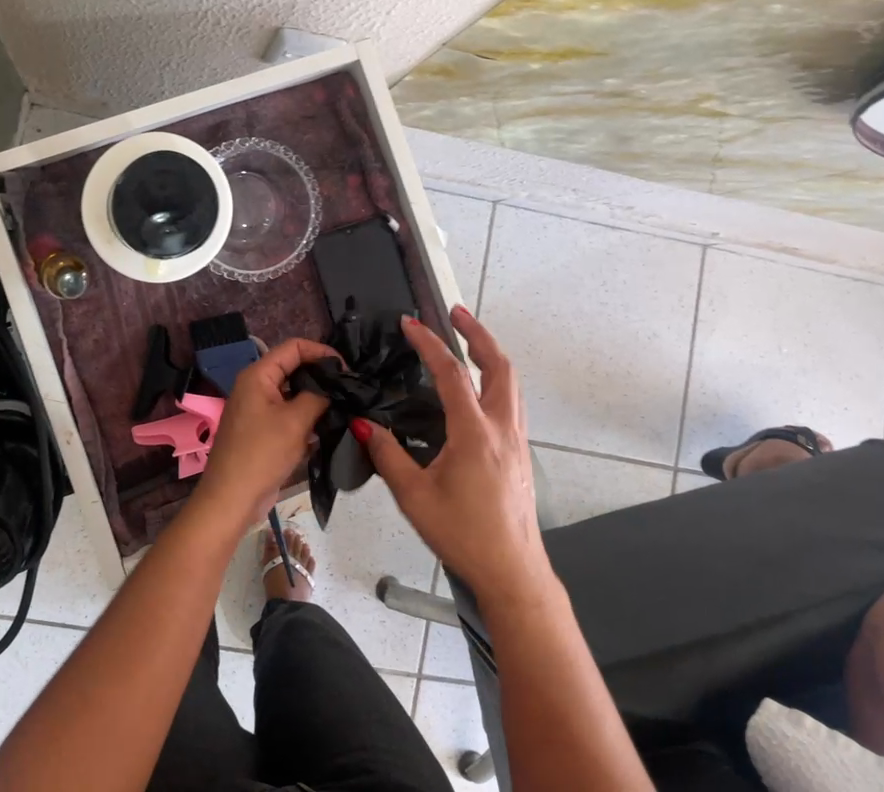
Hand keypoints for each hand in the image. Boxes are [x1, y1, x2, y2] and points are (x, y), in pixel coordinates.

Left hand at [193, 337, 338, 526]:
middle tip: (351, 388)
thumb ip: (318, 396)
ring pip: (295, 395)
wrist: (232, 498)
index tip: (347, 368)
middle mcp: (257, 387)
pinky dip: (309, 419)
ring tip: (347, 406)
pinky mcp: (265, 432)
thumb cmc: (261, 453)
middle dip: (322, 376)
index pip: (293, 347)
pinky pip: (291, 416)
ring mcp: (260, 410)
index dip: (321, 352)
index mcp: (258, 375)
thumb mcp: (295, 421)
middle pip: (294, 369)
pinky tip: (331, 427)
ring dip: (318, 400)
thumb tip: (335, 385)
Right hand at [360, 306, 546, 600]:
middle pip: (500, 366)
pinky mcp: (520, 455)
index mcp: (476, 434)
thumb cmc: (462, 534)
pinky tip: (476, 391)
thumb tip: (362, 423)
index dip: (430, 344)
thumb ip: (387, 454)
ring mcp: (517, 441)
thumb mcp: (413, 495)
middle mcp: (503, 429)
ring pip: (512, 383)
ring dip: (491, 355)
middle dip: (479, 333)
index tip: (410, 323)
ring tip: (468, 341)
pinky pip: (512, 403)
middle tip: (456, 313)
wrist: (512, 571)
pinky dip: (496, 380)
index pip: (452, 374)